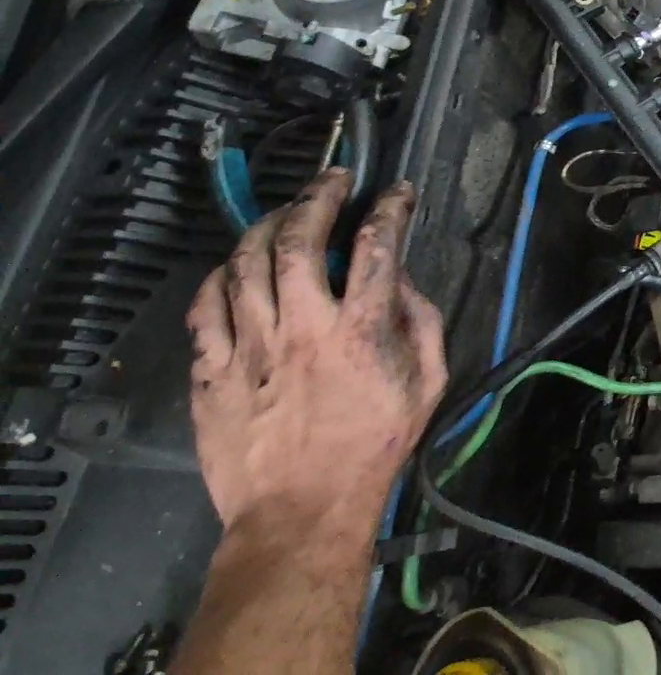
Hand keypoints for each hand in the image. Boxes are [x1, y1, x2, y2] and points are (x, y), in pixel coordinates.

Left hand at [185, 170, 447, 539]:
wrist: (304, 505)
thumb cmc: (378, 441)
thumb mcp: (430, 381)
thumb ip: (422, 323)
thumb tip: (400, 280)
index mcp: (363, 332)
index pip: (378, 249)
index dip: (390, 209)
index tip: (397, 192)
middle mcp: (303, 328)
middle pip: (298, 243)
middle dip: (316, 199)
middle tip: (332, 180)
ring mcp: (250, 348)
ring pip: (244, 266)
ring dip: (266, 228)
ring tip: (284, 214)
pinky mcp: (212, 371)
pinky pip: (205, 308)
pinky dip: (220, 277)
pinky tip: (236, 268)